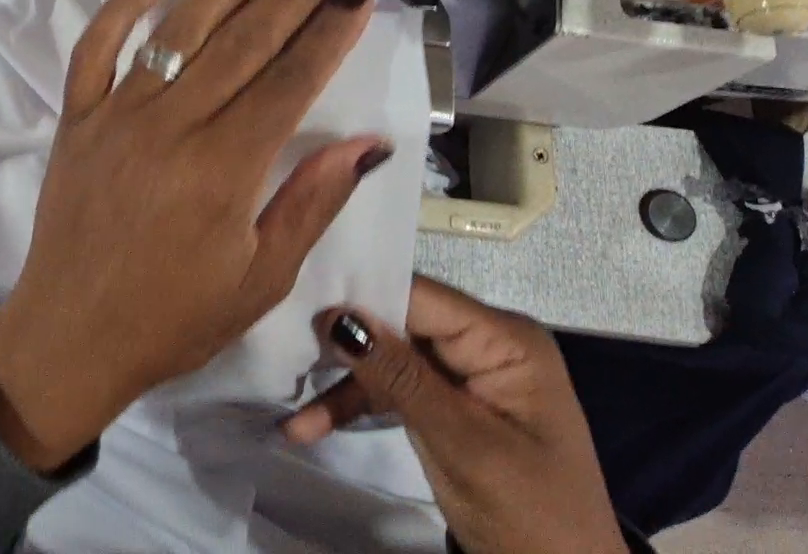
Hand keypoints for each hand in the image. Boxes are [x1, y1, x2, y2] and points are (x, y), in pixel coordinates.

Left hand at [0, 0, 393, 472]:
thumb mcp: (261, 280)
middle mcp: (170, 126)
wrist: (70, 334)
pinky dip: (119, 7)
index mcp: (223, 169)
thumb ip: (311, 203)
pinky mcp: (75, 118)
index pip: (289, 82)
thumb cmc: (174, 318)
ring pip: (175, 31)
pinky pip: (94, 48)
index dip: (328, 35)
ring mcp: (115, 115)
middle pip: (241, 43)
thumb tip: (366, 144)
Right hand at [282, 277, 625, 553]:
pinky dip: (354, 406)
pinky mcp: (444, 401)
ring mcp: (462, 372)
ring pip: (385, 355)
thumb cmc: (529, 513)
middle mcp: (482, 342)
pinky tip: (307, 425)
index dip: (361, 294)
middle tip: (278, 335)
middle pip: (396, 320)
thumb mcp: (462, 444)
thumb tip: (336, 314)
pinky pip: (390, 388)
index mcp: (504, 339)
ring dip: (339, 382)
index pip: (419, 296)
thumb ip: (399, 375)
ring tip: (286, 395)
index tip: (298, 297)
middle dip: (341, 336)